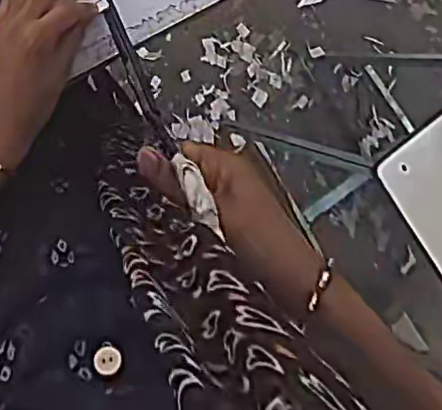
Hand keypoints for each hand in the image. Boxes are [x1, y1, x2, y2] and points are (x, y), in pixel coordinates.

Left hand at [0, 0, 96, 169]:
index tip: (92, 9)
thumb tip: (82, 21)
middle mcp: (19, 25)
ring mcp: (6, 24)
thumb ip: (72, 40)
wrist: (2, 118)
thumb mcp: (61, 72)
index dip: (84, 7)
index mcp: (38, 37)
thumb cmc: (29, 105)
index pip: (67, 9)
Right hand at [137, 141, 322, 284]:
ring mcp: (232, 200)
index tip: (146, 191)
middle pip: (184, 174)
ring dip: (181, 212)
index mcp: (226, 162)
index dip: (163, 169)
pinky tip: (185, 241)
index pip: (179, 151)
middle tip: (156, 213)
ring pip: (191, 198)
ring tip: (168, 230)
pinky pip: (203, 215)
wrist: (299, 290)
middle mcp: (228, 175)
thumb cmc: (258, 243)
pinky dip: (193, 226)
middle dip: (170, 192)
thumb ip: (175, 184)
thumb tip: (142, 153)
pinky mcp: (233, 223)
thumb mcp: (210, 212)